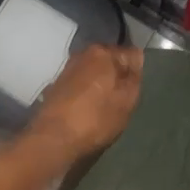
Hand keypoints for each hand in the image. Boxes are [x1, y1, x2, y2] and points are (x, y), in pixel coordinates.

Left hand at [27, 44, 142, 163]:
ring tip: (104, 106)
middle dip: (117, 76)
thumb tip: (136, 59)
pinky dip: (86, 91)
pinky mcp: (57, 84)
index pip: (131, 54)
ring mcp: (68, 68)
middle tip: (122, 99)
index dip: (137, 72)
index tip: (135, 91)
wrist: (53, 138)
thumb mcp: (126, 102)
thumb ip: (134, 78)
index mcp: (103, 52)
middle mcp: (84, 53)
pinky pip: (80, 82)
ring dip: (100, 84)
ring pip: (94, 71)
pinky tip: (87, 109)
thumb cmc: (95, 118)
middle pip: (110, 61)